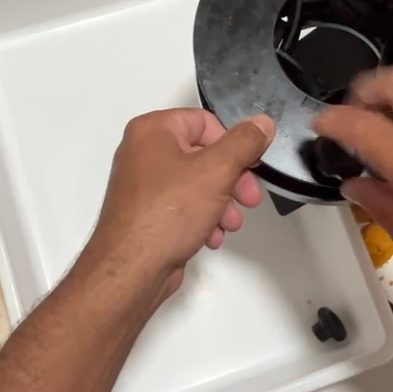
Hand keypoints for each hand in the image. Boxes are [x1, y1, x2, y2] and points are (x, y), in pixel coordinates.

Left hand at [78, 109, 274, 298]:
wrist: (132, 269)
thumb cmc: (165, 215)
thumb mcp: (216, 171)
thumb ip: (243, 143)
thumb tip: (260, 123)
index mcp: (152, 130)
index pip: (204, 122)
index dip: (232, 144)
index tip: (252, 164)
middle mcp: (143, 153)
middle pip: (203, 154)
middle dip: (231, 179)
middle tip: (249, 198)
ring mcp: (144, 185)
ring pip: (196, 184)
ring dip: (221, 203)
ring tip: (230, 222)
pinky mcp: (147, 213)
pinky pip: (183, 206)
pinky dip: (202, 218)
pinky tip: (211, 235)